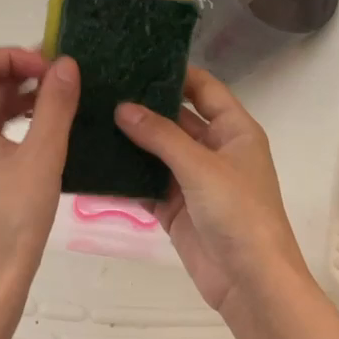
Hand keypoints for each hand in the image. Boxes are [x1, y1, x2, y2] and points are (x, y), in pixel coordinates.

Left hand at [0, 47, 79, 300]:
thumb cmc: (14, 217)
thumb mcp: (42, 156)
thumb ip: (55, 104)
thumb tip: (65, 63)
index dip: (16, 55)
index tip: (52, 67)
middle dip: (22, 73)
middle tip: (64, 80)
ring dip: (21, 99)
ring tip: (61, 102)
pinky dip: (17, 123)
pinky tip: (47, 132)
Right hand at [116, 67, 308, 316]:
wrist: (249, 280)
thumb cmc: (239, 214)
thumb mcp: (201, 167)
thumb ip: (161, 136)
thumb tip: (122, 107)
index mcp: (234, 131)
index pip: (204, 89)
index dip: (175, 73)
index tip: (135, 58)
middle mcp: (213, 151)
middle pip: (175, 120)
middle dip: (142, 107)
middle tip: (100, 88)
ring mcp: (192, 182)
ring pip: (155, 153)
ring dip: (129, 142)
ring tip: (89, 120)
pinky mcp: (174, 209)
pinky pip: (145, 186)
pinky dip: (124, 179)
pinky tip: (94, 164)